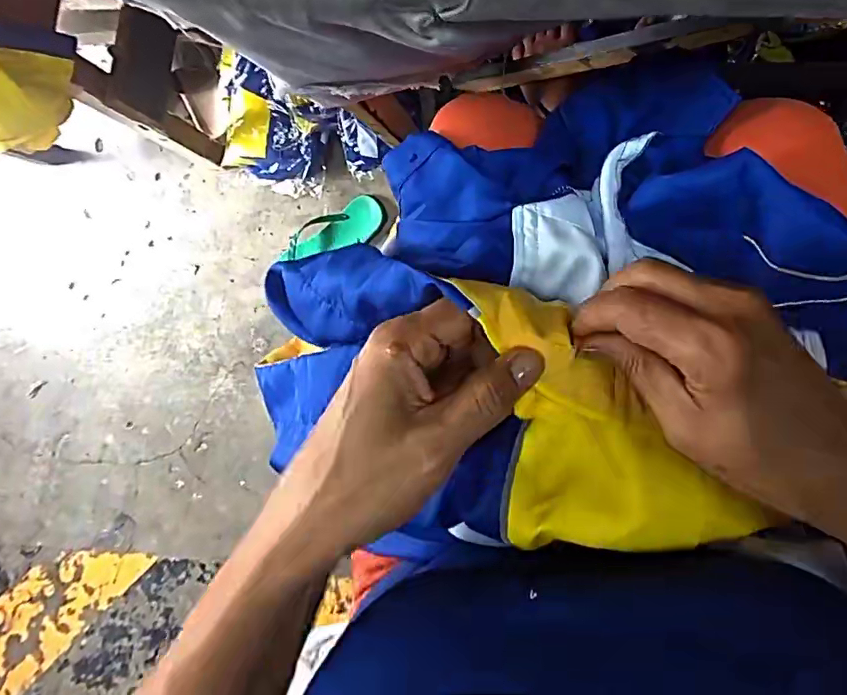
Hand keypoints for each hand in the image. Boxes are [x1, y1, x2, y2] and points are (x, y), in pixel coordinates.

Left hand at [269, 298, 543, 563]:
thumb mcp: (440, 440)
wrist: (304, 533)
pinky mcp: (394, 393)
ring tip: (513, 401)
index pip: (468, 313)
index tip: (541, 352)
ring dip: (483, 378)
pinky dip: (465, 392)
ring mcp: (392, 368)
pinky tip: (482, 414)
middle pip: (462, 333)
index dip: (506, 329)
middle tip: (530, 384)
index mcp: (400, 341)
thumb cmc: (369, 482)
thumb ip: (491, 395)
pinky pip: (441, 378)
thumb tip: (537, 355)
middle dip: (496, 356)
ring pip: (455, 357)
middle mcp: (395, 343)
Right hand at [571, 261, 846, 529]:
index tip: (572, 337)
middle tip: (592, 330)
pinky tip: (657, 328)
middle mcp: (726, 302)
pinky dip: (665, 297)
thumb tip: (597, 339)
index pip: (631, 304)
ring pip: (671, 273)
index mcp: (708, 341)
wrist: (836, 455)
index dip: (592, 315)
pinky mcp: (754, 301)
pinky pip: (694, 284)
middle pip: (648, 271)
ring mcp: (744, 296)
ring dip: (637, 293)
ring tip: (619, 331)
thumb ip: (641, 371)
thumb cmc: (759, 459)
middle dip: (610, 293)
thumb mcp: (687, 428)